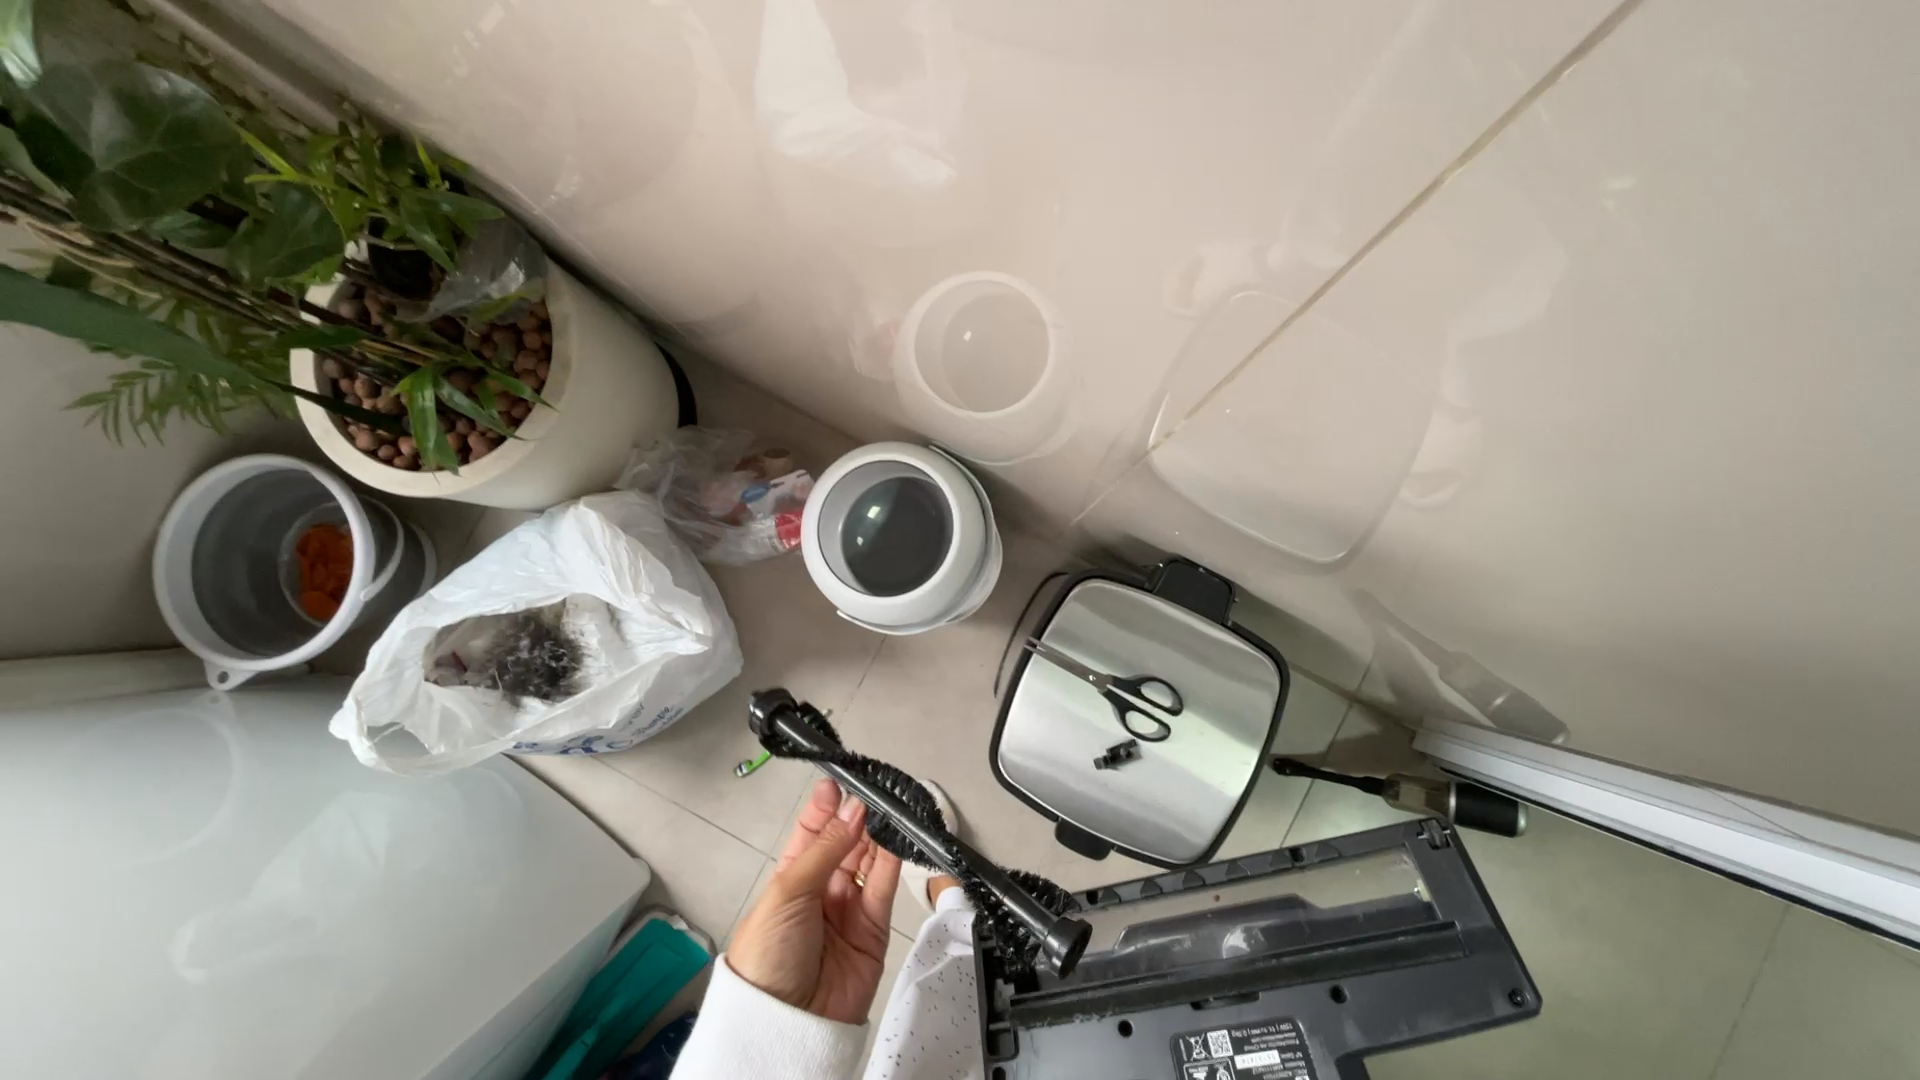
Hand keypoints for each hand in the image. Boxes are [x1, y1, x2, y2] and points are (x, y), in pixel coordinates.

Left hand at [728, 778, 902, 1023]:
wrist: (785, 1024)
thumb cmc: (768, 953)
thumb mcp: (788, 892)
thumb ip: (826, 849)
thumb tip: (852, 809)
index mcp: (792, 878)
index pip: (812, 833)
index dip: (826, 808)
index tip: (839, 783)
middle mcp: (822, 889)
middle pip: (845, 843)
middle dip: (857, 817)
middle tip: (873, 792)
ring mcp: (849, 908)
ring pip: (868, 860)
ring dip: (878, 834)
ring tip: (889, 808)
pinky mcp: (874, 928)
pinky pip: (885, 887)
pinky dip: (894, 860)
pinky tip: (899, 836)